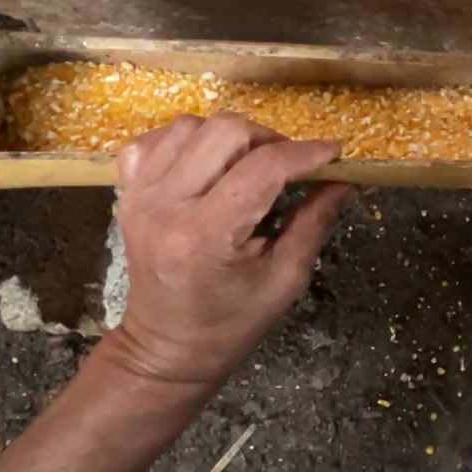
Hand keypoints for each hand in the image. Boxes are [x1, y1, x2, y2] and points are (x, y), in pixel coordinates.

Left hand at [103, 113, 351, 387]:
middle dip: (271, 139)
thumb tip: (343, 177)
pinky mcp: (127, 191)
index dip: (306, 153)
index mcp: (205, 235)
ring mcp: (138, 195)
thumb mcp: (287, 277)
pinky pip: (157, 138)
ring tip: (254, 162)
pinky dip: (191, 139)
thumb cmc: (233, 322)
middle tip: (292, 164)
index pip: (264, 168)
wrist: (166, 346)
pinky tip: (212, 160)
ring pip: (192, 126)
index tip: (334, 153)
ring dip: (233, 136)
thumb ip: (315, 220)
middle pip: (225, 131)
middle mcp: (164, 206)